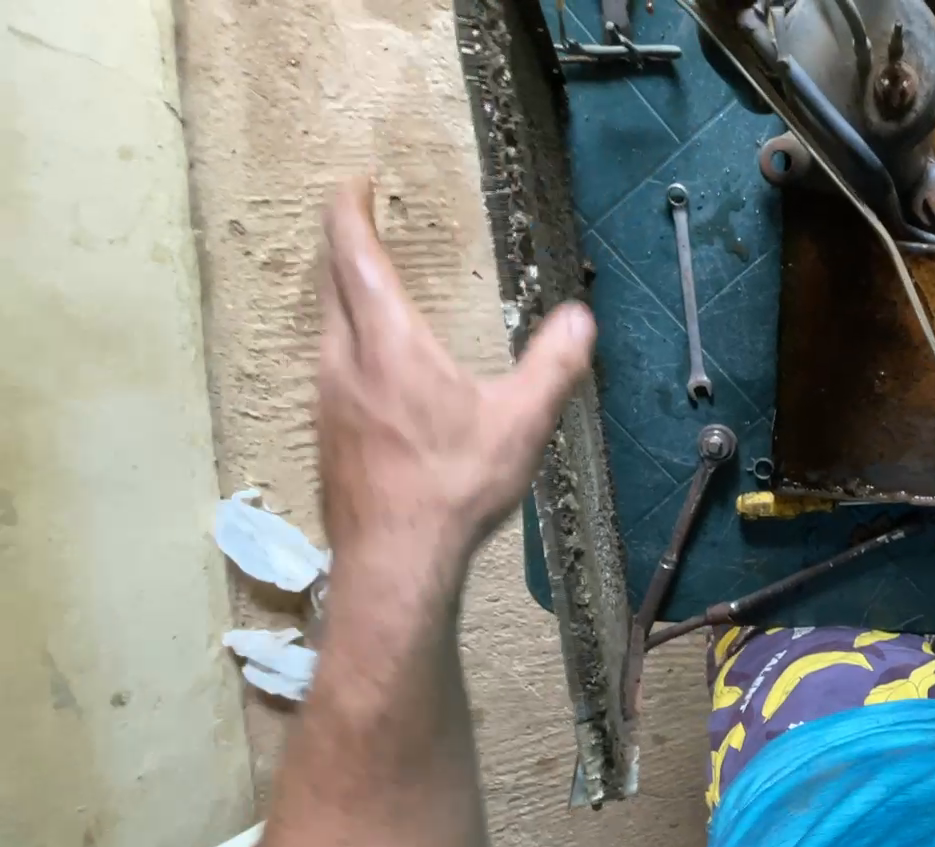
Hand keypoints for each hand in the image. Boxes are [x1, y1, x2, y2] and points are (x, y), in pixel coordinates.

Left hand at [316, 179, 593, 577]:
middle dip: (345, 246)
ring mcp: (329, 396)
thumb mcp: (523, 421)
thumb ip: (554, 365)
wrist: (396, 554)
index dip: (349, 210)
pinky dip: (352, 343)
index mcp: (390, 344)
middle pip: (332, 284)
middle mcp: (345, 359)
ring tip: (376, 293)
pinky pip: (335, 365)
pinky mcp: (330, 429)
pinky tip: (380, 373)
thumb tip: (581, 317)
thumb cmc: (458, 482)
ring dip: (347, 296)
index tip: (356, 182)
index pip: (354, 255)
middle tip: (365, 226)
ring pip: (329, 326)